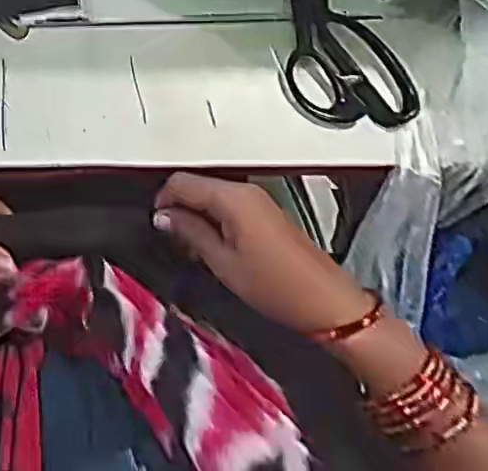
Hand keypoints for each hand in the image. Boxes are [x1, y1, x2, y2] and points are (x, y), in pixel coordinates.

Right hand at [154, 172, 374, 334]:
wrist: (330, 306)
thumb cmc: (278, 287)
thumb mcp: (222, 263)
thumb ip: (189, 232)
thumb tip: (164, 217)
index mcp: (231, 197)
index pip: (181, 181)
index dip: (163, 200)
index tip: (158, 222)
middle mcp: (245, 190)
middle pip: (196, 184)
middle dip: (179, 206)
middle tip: (172, 237)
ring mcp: (257, 199)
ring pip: (211, 193)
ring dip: (196, 212)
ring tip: (192, 244)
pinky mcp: (266, 211)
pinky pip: (228, 203)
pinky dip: (214, 217)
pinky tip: (214, 243)